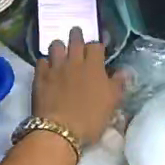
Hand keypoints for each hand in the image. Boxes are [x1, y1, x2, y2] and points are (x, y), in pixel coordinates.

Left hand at [33, 28, 121, 145]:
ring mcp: (55, 68)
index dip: (97, 45)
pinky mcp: (40, 76)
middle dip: (77, 35)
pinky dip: (45, 61)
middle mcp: (74, 62)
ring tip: (60, 50)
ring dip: (59, 46)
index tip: (98, 47)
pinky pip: (41, 60)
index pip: (96, 46)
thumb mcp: (112, 102)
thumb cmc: (91, 118)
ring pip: (56, 46)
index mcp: (94, 66)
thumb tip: (124, 71)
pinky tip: (47, 66)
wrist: (60, 130)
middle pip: (75, 39)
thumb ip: (118, 84)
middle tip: (77, 34)